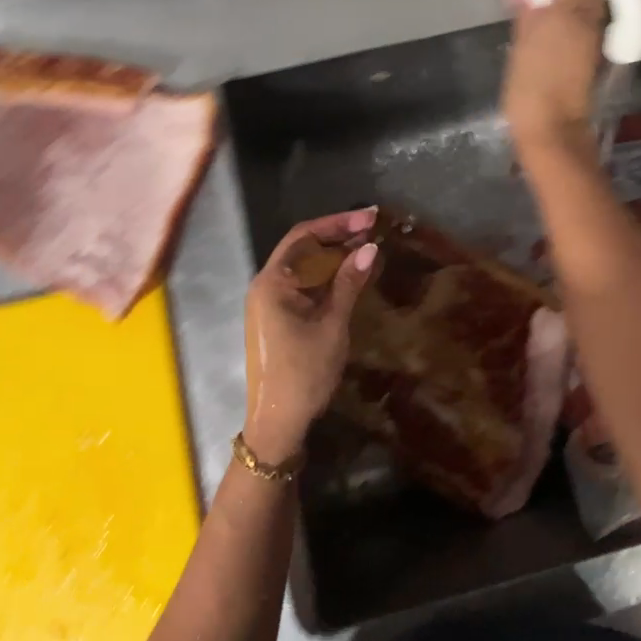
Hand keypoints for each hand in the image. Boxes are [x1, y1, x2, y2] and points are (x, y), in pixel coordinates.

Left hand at [242, 208, 379, 466]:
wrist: (278, 423)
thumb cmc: (303, 373)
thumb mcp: (332, 326)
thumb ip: (349, 283)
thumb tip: (370, 247)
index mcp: (272, 282)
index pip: (304, 237)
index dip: (338, 223)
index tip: (370, 218)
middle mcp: (267, 285)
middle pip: (303, 248)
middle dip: (338, 236)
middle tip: (374, 228)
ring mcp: (271, 302)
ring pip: (305, 267)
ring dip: (335, 256)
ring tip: (369, 247)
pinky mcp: (279, 317)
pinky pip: (305, 286)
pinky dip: (328, 277)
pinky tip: (352, 275)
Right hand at [501, 0, 605, 153]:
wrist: (552, 131)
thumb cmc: (530, 89)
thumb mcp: (521, 47)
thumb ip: (526, 13)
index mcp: (572, 13)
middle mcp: (589, 22)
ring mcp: (593, 41)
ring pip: (587, 6)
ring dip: (568, 1)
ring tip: (538, 10)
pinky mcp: (591, 58)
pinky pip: (583, 26)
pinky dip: (569, 20)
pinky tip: (547, 31)